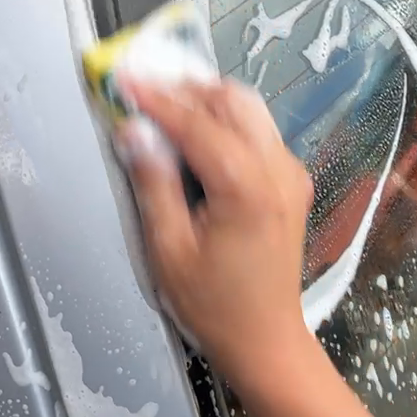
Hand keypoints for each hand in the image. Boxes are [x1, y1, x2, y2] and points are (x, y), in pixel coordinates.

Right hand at [121, 80, 316, 393]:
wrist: (265, 339)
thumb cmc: (211, 303)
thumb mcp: (168, 249)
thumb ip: (153, 183)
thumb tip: (133, 131)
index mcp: (246, 186)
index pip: (196, 123)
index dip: (156, 97)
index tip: (125, 76)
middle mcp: (278, 169)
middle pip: (233, 100)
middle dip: (187, 88)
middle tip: (145, 89)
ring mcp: (291, 173)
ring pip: (250, 110)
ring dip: (207, 100)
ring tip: (165, 106)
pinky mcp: (291, 182)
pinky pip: (259, 132)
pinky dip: (226, 121)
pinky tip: (197, 134)